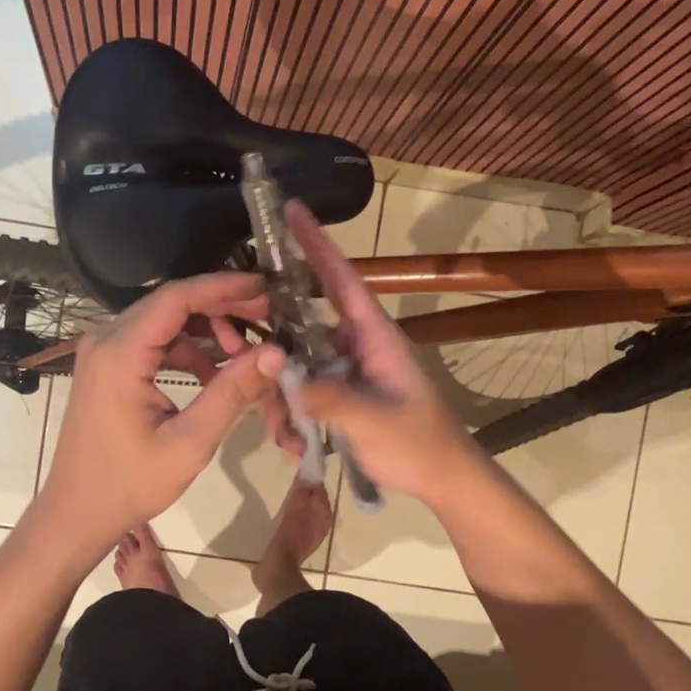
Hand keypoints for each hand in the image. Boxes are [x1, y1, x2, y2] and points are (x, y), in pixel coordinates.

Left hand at [39, 273, 284, 547]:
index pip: (176, 298)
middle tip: (266, 316)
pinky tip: (213, 376)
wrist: (77, 511)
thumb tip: (277, 353)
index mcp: (119, 354)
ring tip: (245, 353)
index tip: (264, 288)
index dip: (223, 288)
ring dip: (204, 331)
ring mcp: (101, 353)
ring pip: (162, 322)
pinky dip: (184, 351)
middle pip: (169, 304)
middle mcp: (104, 340)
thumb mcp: (189, 442)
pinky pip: (150, 343)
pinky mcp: (105, 368)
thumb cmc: (129, 484)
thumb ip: (232, 393)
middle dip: (220, 307)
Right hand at [285, 200, 483, 502]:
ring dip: (281, 396)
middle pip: (303, 326)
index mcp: (374, 337)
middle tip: (247, 363)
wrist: (442, 479)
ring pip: (297, 366)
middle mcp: (356, 347)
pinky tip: (294, 443)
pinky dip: (292, 416)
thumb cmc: (418, 443)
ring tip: (282, 433)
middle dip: (274, 348)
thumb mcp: (373, 421)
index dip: (317, 245)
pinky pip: (304, 394)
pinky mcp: (341, 397)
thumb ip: (330, 399)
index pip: (342, 280)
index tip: (292, 211)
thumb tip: (286, 381)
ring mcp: (347, 373)